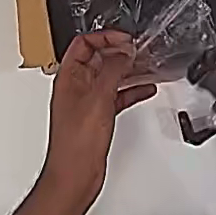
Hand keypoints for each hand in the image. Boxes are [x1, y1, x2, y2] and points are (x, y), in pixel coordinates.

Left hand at [40, 30, 155, 203]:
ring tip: (146, 64)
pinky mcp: (98, 116)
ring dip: (128, 69)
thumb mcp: (98, 98)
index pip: (84, 43)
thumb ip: (113, 70)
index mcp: (69, 77)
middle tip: (138, 50)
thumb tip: (124, 52)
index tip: (125, 39)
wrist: (74, 177)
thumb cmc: (75, 144)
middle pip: (99, 57)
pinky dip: (132, 89)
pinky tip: (145, 88)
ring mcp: (87, 101)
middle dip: (120, 51)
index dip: (105, 37)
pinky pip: (117, 95)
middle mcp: (77, 86)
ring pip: (110, 76)